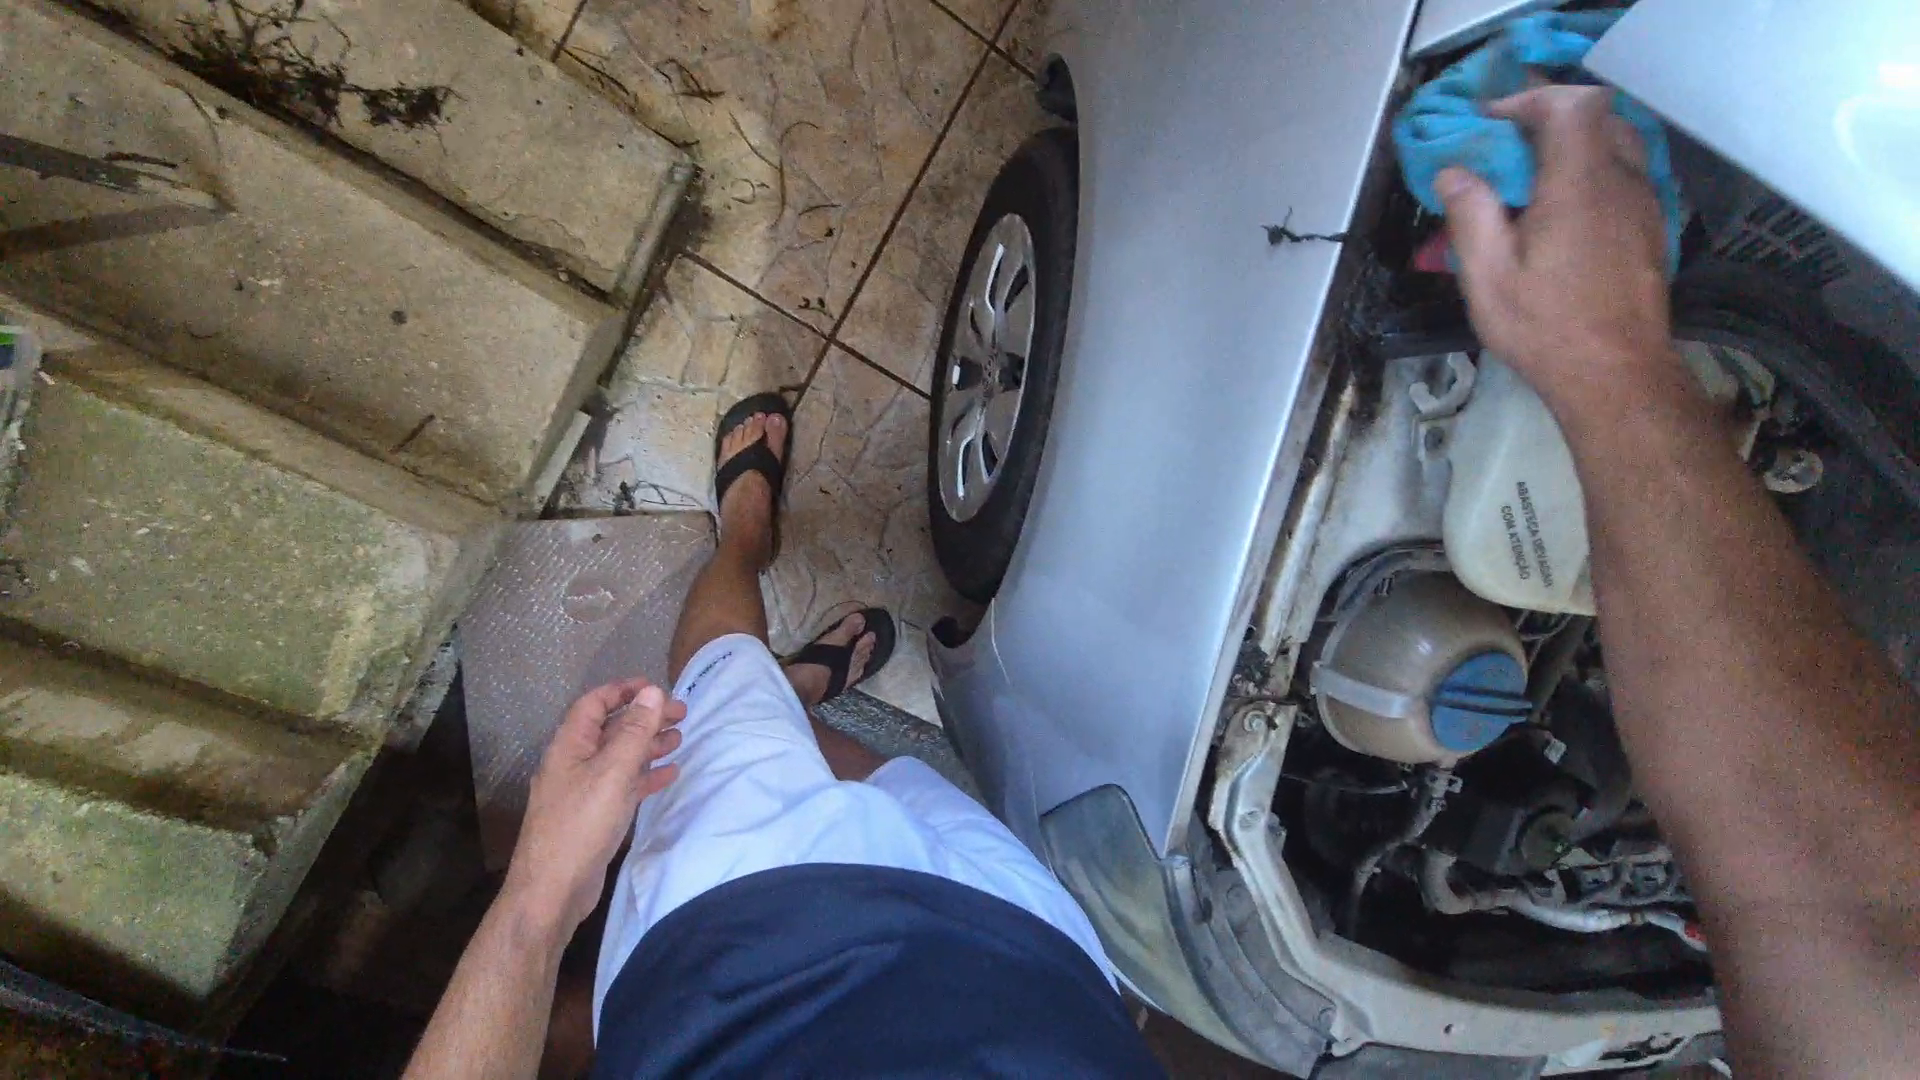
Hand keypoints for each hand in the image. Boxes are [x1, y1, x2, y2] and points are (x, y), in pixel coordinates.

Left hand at [501, 678, 684, 939]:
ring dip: (648, 744)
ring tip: (679, 739)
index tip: (656, 687)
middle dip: (645, 717)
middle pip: (611, 728)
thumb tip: (652, 692)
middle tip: (681, 714)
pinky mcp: (594, 815)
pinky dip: (646, 774)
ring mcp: (583, 790)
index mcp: (570, 746)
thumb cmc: (581, 824)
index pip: (594, 704)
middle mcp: (574, 763)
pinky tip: (669, 774)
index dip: (623, 691)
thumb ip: (635, 730)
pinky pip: (624, 784)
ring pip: (619, 756)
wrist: (552, 890)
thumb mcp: (613, 771)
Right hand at [1437, 85, 1677, 413]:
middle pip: (1595, 117)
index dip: (1528, 100)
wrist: (1613, 369)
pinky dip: (1585, 171)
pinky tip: (1553, 209)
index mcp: (1578, 186)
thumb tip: (1454, 173)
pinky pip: (1620, 174)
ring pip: (1612, 143)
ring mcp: (1642, 202)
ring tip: (1522, 177)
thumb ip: (1471, 216)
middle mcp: (1620, 181)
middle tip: (1499, 146)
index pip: (1568, 107)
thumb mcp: (1487, 276)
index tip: (1487, 121)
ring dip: (1567, 145)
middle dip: (1544, 118)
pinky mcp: (1647, 225)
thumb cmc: (1543, 326)